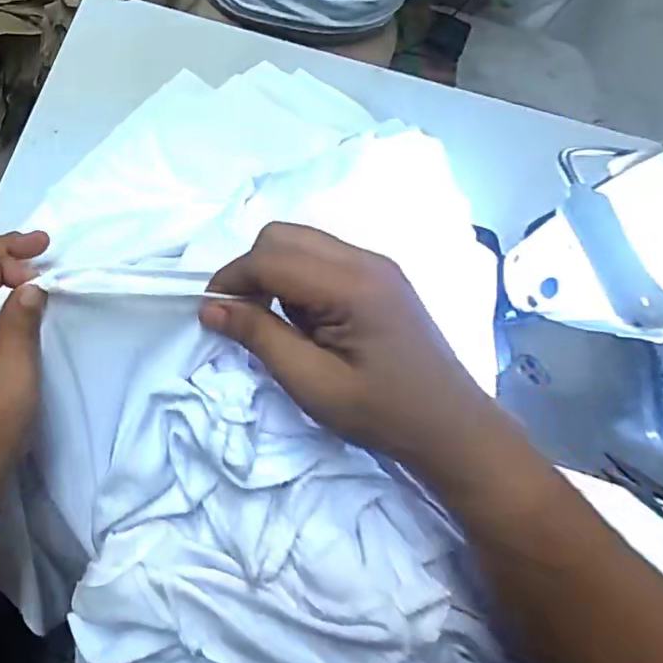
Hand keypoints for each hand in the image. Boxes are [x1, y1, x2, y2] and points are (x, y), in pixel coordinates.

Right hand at [201, 224, 504, 474]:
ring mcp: (375, 263)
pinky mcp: (379, 274)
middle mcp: (364, 259)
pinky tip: (307, 319)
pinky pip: (321, 256)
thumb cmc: (382, 413)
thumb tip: (211, 306)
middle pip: (283, 235)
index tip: (212, 311)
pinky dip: (298, 277)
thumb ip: (260, 337)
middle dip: (252, 269)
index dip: (232, 278)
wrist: (452, 427)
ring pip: (301, 241)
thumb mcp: (312, 384)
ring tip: (280, 323)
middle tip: (247, 318)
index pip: (272, 257)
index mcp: (352, 284)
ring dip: (275, 272)